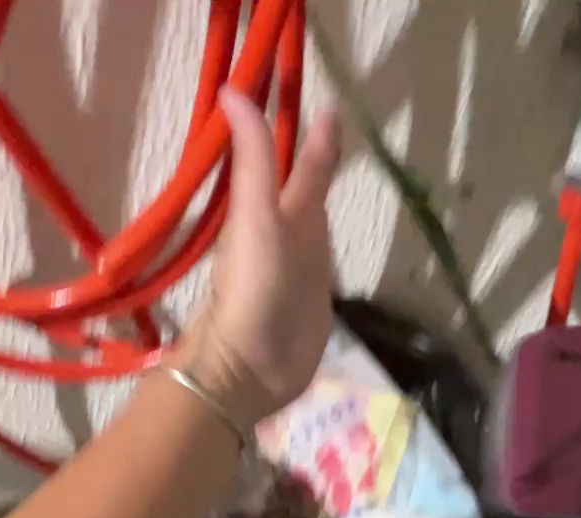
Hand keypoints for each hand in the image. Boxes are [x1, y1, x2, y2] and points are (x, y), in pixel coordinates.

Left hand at [178, 88, 341, 426]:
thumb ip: (256, 161)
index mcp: (275, 208)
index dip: (309, 128)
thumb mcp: (256, 219)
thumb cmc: (253, 290)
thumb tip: (234, 88)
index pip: (295, 156)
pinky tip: (339, 227)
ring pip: (318, 216)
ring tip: (346, 160)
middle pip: (309, 184)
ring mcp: (304, 266)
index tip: (327, 96)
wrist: (252, 367)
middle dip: (321, 154)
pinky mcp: (318, 299)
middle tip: (343, 119)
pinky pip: (328, 257)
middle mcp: (291, 231)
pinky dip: (334, 236)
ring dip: (327, 190)